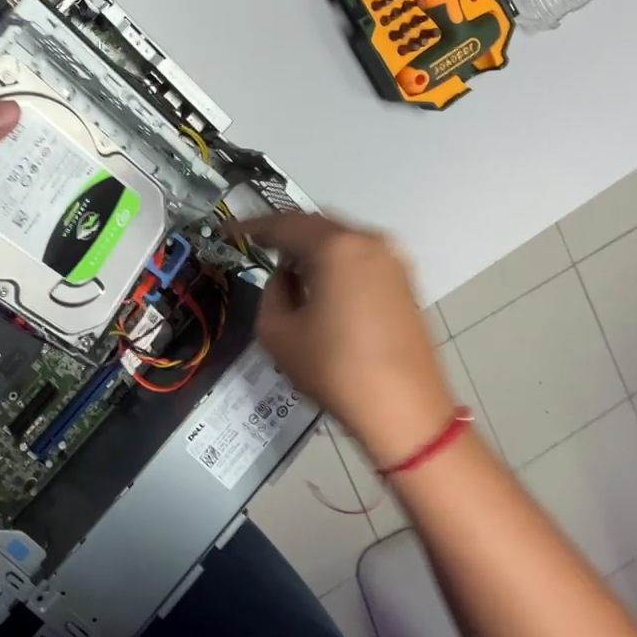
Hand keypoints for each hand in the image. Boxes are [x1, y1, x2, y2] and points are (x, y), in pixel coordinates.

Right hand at [239, 213, 457, 465]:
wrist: (406, 412)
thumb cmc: (336, 370)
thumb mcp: (279, 332)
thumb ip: (272, 291)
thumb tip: (284, 278)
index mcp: (335, 247)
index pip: (283, 224)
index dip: (251, 225)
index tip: (229, 230)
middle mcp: (367, 241)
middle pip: (315, 225)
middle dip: (285, 233)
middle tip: (257, 244)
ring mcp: (391, 259)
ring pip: (340, 238)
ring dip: (312, 246)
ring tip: (287, 264)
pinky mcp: (404, 280)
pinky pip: (359, 256)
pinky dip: (335, 260)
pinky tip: (321, 281)